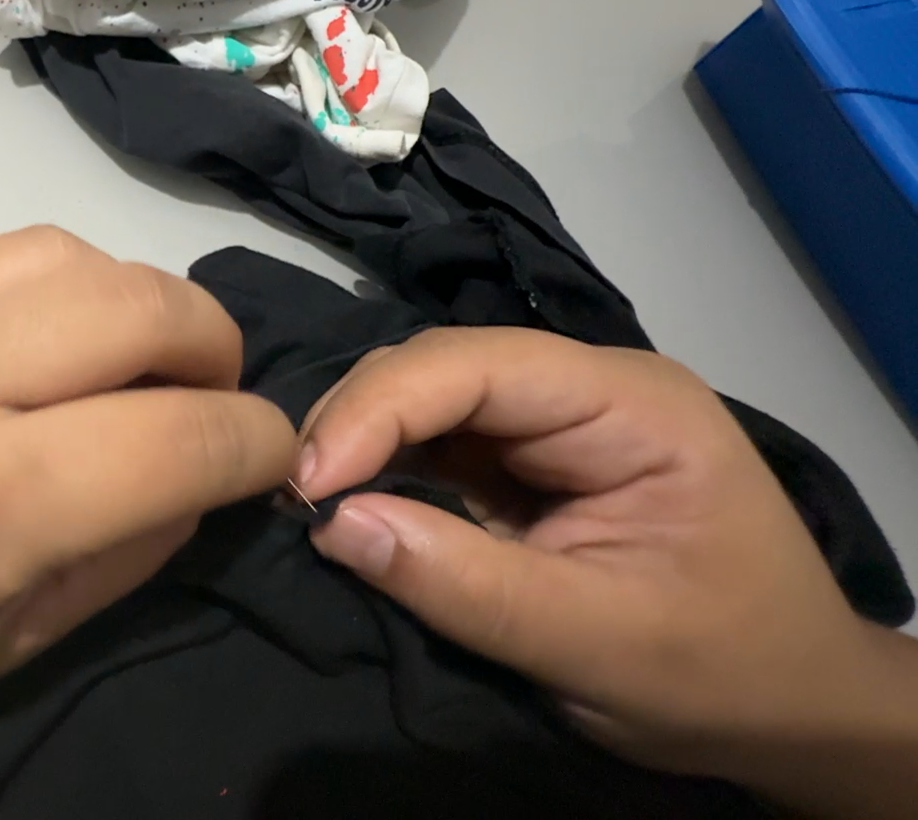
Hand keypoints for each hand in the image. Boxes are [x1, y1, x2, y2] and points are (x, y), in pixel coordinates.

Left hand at [0, 226, 298, 735]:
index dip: (255, 444)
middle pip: (137, 307)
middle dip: (214, 347)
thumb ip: (135, 544)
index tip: (270, 457)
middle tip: (211, 399)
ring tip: (142, 360)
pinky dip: (71, 282)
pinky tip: (63, 335)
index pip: (178, 435)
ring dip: (141, 301)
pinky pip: (10, 252)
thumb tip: (207, 469)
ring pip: (76, 255)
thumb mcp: (19, 640)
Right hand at [296, 328, 916, 797]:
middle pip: (429, 366)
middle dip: (353, 422)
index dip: (377, 411)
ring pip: (409, 391)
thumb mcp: (599, 645)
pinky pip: (414, 433)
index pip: (473, 368)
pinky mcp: (503, 448)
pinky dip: (367, 461)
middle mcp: (574, 385)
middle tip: (295, 493)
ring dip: (350, 438)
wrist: (780, 708)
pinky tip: (341, 493)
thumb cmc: (722, 675)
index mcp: (627, 404)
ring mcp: (535, 413)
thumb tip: (331, 524)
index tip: (310, 483)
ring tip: (307, 494)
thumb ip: (463, 583)